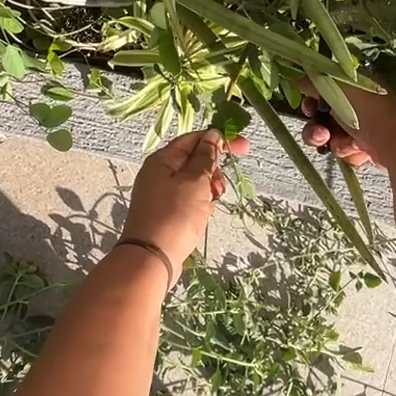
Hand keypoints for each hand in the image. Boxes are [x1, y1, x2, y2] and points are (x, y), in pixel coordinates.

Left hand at [121, 129, 251, 268]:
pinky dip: (201, 204)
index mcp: (163, 160)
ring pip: (195, 182)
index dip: (219, 140)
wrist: (151, 260)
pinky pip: (190, 199)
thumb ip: (206, 156)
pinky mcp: (167, 213)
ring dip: (209, 189)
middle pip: (195, 160)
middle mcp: (160, 173)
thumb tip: (212, 136)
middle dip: (213, 170)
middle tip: (218, 188)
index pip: (194, 139)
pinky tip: (203, 215)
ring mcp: (162, 194)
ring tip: (209, 204)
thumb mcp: (195, 181)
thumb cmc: (174, 215)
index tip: (244, 148)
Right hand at [298, 78, 395, 168]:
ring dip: (336, 143)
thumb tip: (295, 76)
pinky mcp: (367, 148)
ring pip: (332, 139)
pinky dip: (352, 152)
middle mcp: (356, 104)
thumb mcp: (335, 86)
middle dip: (317, 131)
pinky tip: (363, 150)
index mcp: (352, 85)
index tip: (310, 110)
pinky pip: (346, 152)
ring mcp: (362, 127)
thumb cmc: (366, 109)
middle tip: (322, 135)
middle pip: (322, 119)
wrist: (395, 142)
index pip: (321, 92)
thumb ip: (312, 81)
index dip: (311, 103)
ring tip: (349, 144)